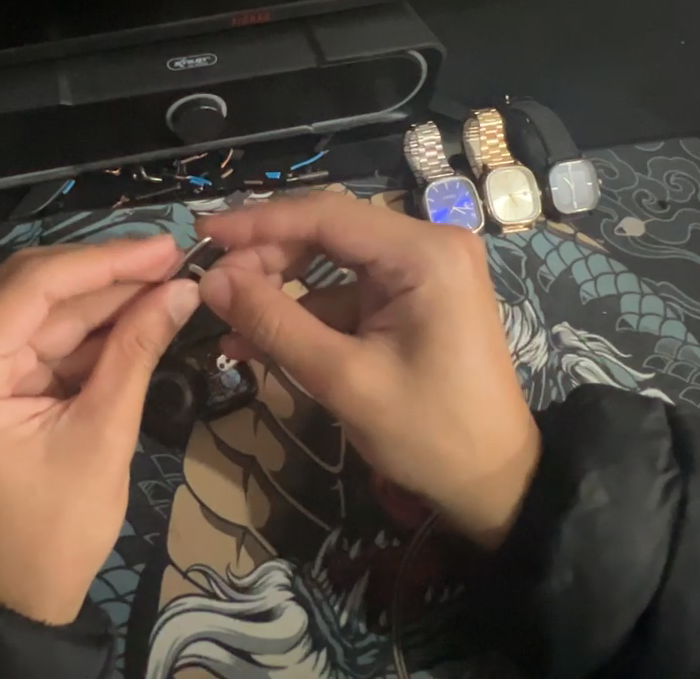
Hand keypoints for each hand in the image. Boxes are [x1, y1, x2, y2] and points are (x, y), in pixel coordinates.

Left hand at [0, 234, 200, 624]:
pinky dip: (86, 327)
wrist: (8, 605)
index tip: (166, 247)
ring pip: (38, 308)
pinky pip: (36, 338)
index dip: (106, 260)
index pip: (32, 287)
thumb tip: (184, 289)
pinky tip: (134, 311)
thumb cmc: (51, 537)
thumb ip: (137, 351)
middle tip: (172, 259)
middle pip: (31, 289)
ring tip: (165, 281)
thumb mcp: (102, 438)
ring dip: (102, 296)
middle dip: (107, 273)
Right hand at [196, 192, 539, 548]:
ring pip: (331, 260)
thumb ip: (274, 322)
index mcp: (423, 252)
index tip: (204, 234)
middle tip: (214, 290)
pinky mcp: (412, 293)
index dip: (258, 222)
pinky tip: (262, 340)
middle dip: (266, 260)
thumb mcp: (343, 379)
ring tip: (229, 323)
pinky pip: (347, 289)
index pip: (325, 215)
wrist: (495, 484)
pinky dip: (307, 312)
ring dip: (280, 289)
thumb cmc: (429, 434)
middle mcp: (427, 243)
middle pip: (327, 231)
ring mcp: (421, 267)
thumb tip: (210, 281)